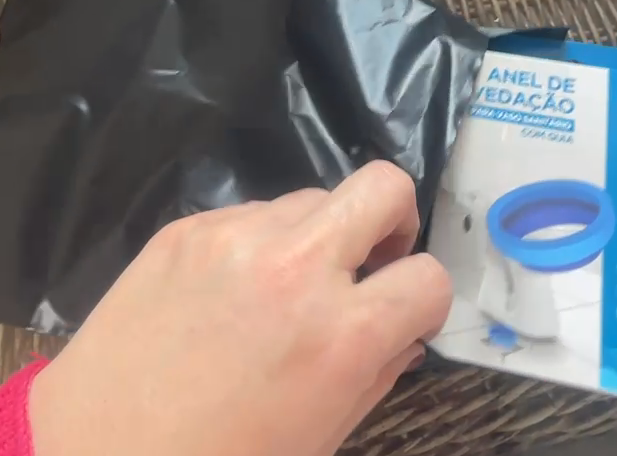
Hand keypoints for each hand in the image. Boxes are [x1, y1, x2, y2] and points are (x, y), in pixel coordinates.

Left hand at [30, 161, 453, 455]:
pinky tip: (226, 290)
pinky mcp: (188, 224)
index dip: (424, 299)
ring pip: (314, 196)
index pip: (429, 277)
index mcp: (339, 335)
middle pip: (384, 185)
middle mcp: (295, 265)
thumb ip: (374, 373)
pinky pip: (252, 212)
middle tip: (367, 260)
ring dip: (317, 235)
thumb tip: (402, 328)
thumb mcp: (318, 437)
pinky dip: (260, 242)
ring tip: (281, 286)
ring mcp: (236, 234)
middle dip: (394, 218)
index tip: (401, 311)